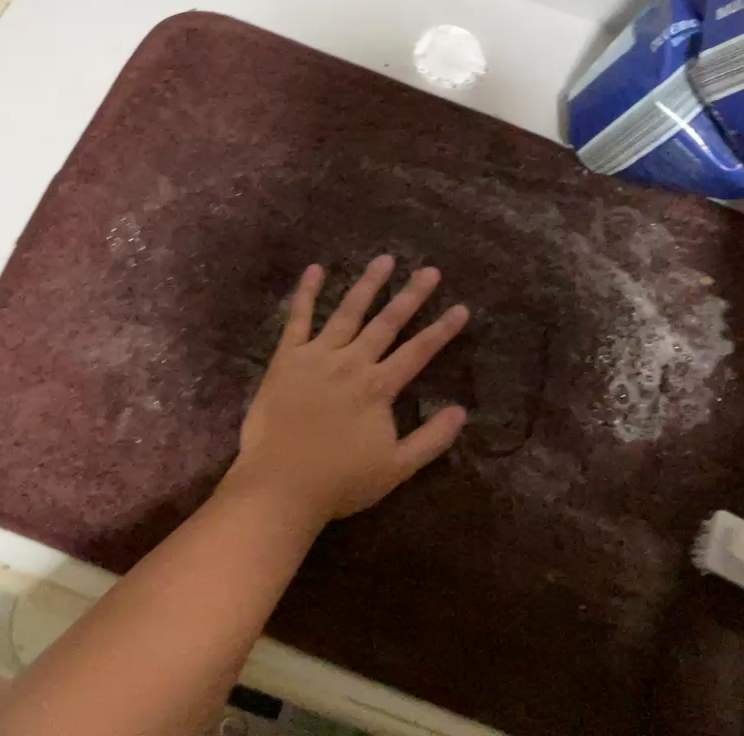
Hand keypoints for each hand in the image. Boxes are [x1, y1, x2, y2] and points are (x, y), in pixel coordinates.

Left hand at [222, 256, 469, 524]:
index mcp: (378, 387)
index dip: (442, 329)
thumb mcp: (396, 468)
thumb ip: (431, 439)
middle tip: (430, 270)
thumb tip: (462, 412)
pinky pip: (297, 319)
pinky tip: (315, 270)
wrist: (281, 484)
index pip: (418, 351)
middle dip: (411, 295)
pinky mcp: (286, 358)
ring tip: (384, 260)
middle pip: (387, 323)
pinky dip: (306, 293)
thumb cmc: (340, 481)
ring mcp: (317, 356)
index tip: (461, 307)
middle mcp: (352, 362)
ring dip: (368, 284)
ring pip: (348, 312)